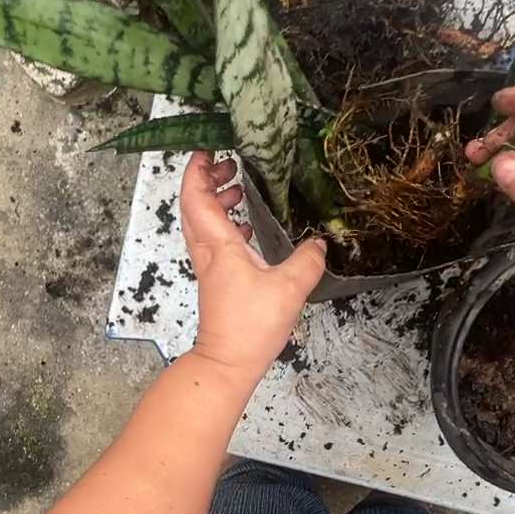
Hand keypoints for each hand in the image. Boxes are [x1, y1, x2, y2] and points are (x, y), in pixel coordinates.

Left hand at [179, 151, 326, 376]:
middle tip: (230, 165)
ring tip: (239, 191)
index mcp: (219, 245)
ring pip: (203, 225)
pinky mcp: (216, 283)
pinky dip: (225, 228)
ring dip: (215, 203)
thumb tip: (319, 243)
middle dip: (207, 180)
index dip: (198, 169)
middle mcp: (208, 253)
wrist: (227, 364)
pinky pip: (214, 244)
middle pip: (194, 206)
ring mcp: (209, 269)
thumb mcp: (289, 289)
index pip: (197, 196)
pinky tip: (246, 231)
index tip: (210, 149)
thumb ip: (307, 261)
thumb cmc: (250, 326)